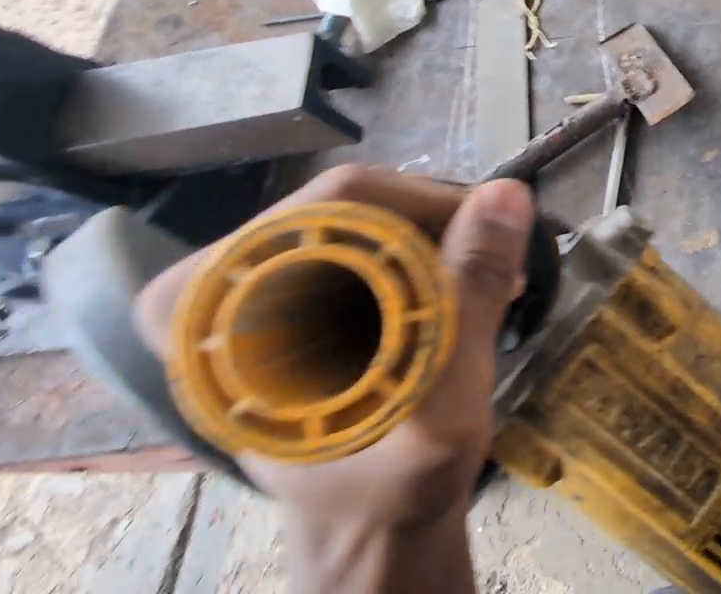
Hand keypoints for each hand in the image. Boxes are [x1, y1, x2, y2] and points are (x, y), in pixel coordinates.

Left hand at [134, 164, 533, 590]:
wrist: (370, 528)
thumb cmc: (394, 483)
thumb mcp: (442, 400)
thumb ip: (469, 296)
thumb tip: (508, 193)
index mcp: (212, 308)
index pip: (340, 203)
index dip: (429, 213)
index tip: (492, 255)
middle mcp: (216, 282)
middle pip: (355, 201)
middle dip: (441, 229)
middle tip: (500, 274)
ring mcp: (251, 284)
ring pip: (369, 214)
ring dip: (441, 241)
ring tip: (491, 288)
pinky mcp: (286, 293)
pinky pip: (367, 238)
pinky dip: (426, 255)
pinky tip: (462, 293)